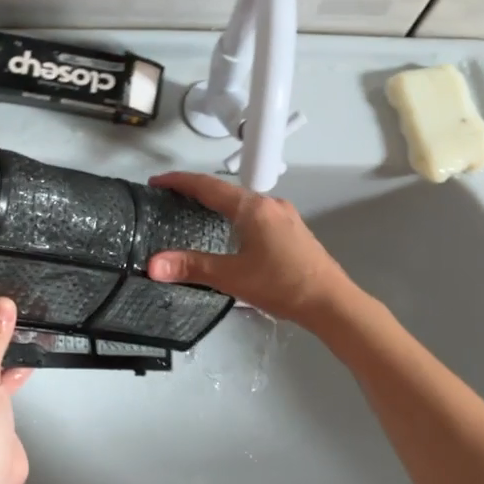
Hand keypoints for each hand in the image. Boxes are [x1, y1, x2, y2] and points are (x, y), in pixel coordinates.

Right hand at [146, 172, 358, 326]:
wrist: (330, 301)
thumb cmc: (281, 285)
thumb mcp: (232, 277)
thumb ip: (192, 267)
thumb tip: (153, 264)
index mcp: (252, 208)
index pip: (208, 186)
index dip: (179, 181)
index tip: (157, 182)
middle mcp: (270, 204)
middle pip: (226, 190)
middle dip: (197, 191)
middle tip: (171, 199)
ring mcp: (285, 216)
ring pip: (243, 202)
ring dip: (218, 204)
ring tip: (195, 213)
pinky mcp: (292, 231)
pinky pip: (256, 214)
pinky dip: (235, 216)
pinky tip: (231, 232)